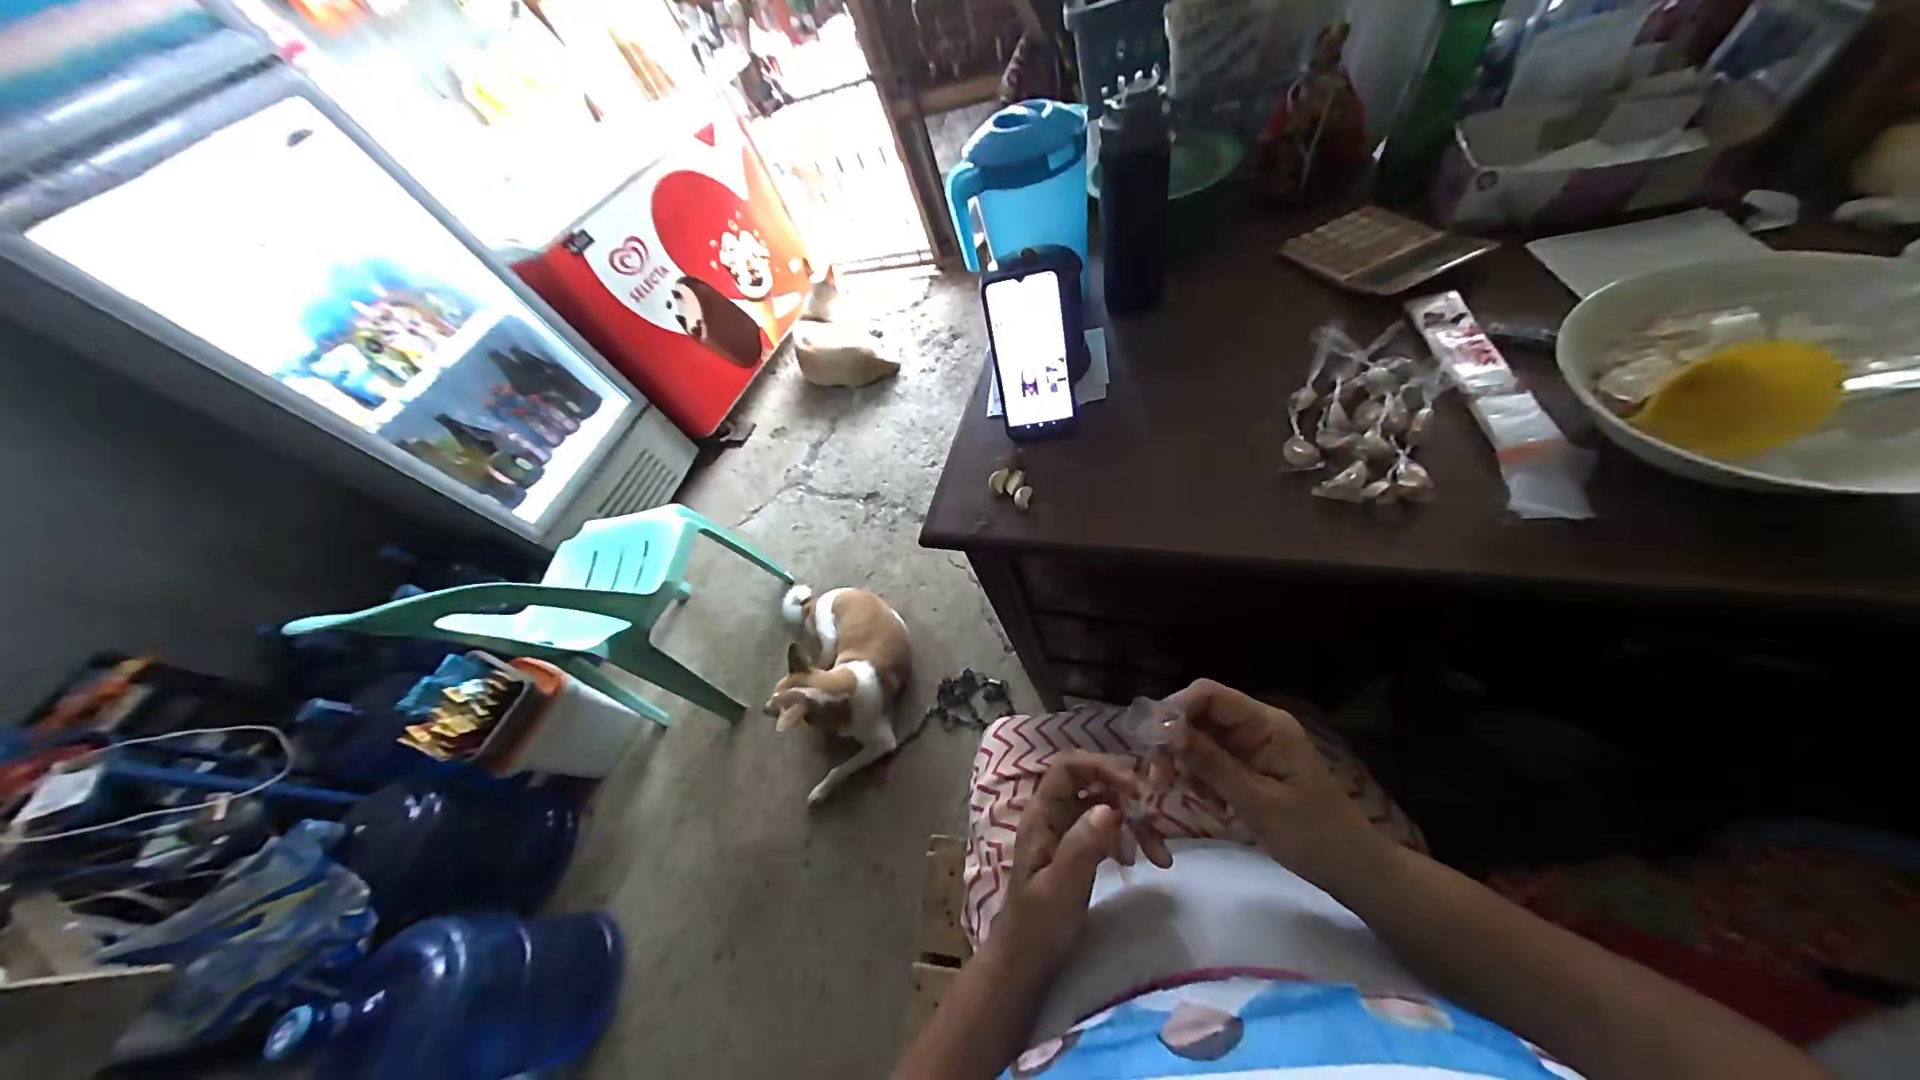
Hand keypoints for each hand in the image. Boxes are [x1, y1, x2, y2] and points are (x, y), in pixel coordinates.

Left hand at [993, 753, 1171, 975]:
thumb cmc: (1038, 924)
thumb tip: (1110, 807)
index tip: (1137, 790)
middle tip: (1155, 819)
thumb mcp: (1062, 886)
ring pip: (1105, 805)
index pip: (1069, 767)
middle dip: (1126, 794)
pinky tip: (1140, 861)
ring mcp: (1067, 829)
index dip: (1102, 767)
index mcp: (1041, 814)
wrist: (1026, 961)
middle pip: (1092, 782)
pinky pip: (1109, 828)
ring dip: (1135, 821)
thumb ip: (1083, 845)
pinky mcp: (1080, 847)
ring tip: (1160, 854)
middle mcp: (1053, 813)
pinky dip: (1129, 838)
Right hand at [1158, 678, 1384, 884]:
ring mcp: (1251, 745)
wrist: (1353, 870)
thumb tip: (1165, 730)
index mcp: (1266, 724)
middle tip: (1160, 778)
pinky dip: (1201, 779)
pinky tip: (1213, 806)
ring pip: (1199, 738)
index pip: (1209, 694)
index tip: (1151, 742)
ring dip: (1188, 765)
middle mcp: (1256, 726)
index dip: (1175, 709)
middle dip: (1176, 742)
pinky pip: (1210, 760)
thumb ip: (1210, 763)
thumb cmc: (1312, 835)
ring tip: (1198, 800)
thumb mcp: (1257, 801)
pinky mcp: (1247, 765)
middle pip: (1199, 715)